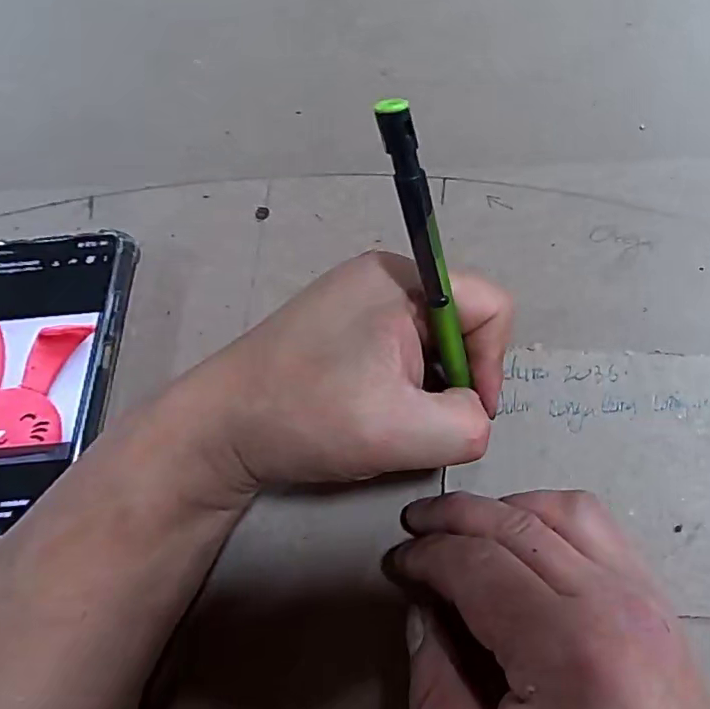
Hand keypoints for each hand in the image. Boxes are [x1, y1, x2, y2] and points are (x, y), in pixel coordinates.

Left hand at [153, 251, 513, 501]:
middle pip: (461, 324)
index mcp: (400, 279)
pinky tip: (369, 411)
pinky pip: (402, 351)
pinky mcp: (343, 325)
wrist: (217, 430)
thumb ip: (467, 424)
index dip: (492, 363)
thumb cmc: (305, 417)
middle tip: (421, 424)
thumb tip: (472, 414)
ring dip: (426, 389)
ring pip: (432, 343)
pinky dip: (402, 387)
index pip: (490, 306)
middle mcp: (384, 278)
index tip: (468, 412)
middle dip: (454, 381)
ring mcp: (359, 299)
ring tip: (389, 420)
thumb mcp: (402, 431)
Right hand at [391, 491, 709, 708]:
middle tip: (418, 527)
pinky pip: (603, 533)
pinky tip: (526, 538)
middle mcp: (618, 613)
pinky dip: (553, 520)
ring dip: (507, 508)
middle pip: (518, 523)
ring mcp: (647, 606)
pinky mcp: (659, 611)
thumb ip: (436, 696)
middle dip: (455, 515)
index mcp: (573, 653)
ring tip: (466, 526)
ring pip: (567, 510)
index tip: (402, 561)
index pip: (478, 564)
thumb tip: (423, 622)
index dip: (427, 555)